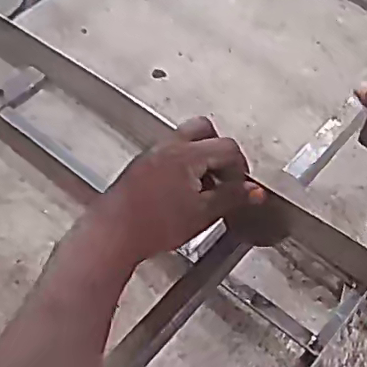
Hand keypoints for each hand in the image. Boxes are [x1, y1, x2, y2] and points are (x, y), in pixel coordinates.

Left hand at [85, 117, 259, 264]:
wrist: (113, 237)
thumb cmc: (152, 225)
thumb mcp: (204, 213)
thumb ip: (233, 197)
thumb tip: (253, 191)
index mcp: (186, 154)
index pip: (227, 147)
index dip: (241, 167)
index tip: (242, 186)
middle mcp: (167, 148)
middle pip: (204, 130)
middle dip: (221, 150)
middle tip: (227, 174)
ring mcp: (151, 156)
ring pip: (185, 140)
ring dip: (202, 158)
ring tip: (207, 187)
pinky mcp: (140, 168)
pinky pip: (169, 155)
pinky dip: (184, 166)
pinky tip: (185, 194)